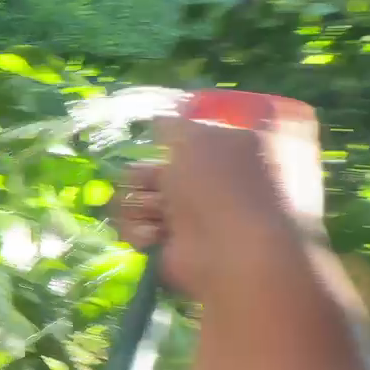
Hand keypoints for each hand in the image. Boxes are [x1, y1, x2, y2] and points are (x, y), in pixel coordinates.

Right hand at [115, 111, 325, 302]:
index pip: (195, 137)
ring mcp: (191, 214)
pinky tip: (157, 235)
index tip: (165, 141)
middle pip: (153, 168)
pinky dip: (139, 230)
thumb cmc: (228, 187)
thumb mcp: (204, 138)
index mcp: (236, 153)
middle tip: (155, 183)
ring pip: (135, 198)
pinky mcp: (169, 242)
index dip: (177, 138)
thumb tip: (161, 117)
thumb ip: (177, 124)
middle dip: (144, 176)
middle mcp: (214, 182)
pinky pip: (132, 226)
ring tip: (160, 214)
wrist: (234, 252)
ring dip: (139, 204)